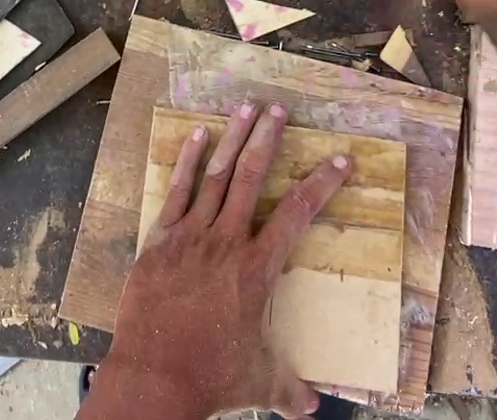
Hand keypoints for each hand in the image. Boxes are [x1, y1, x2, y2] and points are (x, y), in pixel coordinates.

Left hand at [82, 102, 350, 419]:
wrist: (155, 374)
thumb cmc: (211, 376)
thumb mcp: (259, 381)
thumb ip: (288, 389)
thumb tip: (313, 409)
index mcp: (257, 269)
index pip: (297, 214)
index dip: (322, 184)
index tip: (341, 159)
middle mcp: (227, 241)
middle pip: (252, 178)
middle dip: (268, 140)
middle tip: (279, 108)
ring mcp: (191, 235)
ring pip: (216, 176)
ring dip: (233, 139)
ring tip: (245, 107)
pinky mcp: (161, 238)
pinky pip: (177, 191)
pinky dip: (187, 161)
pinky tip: (197, 135)